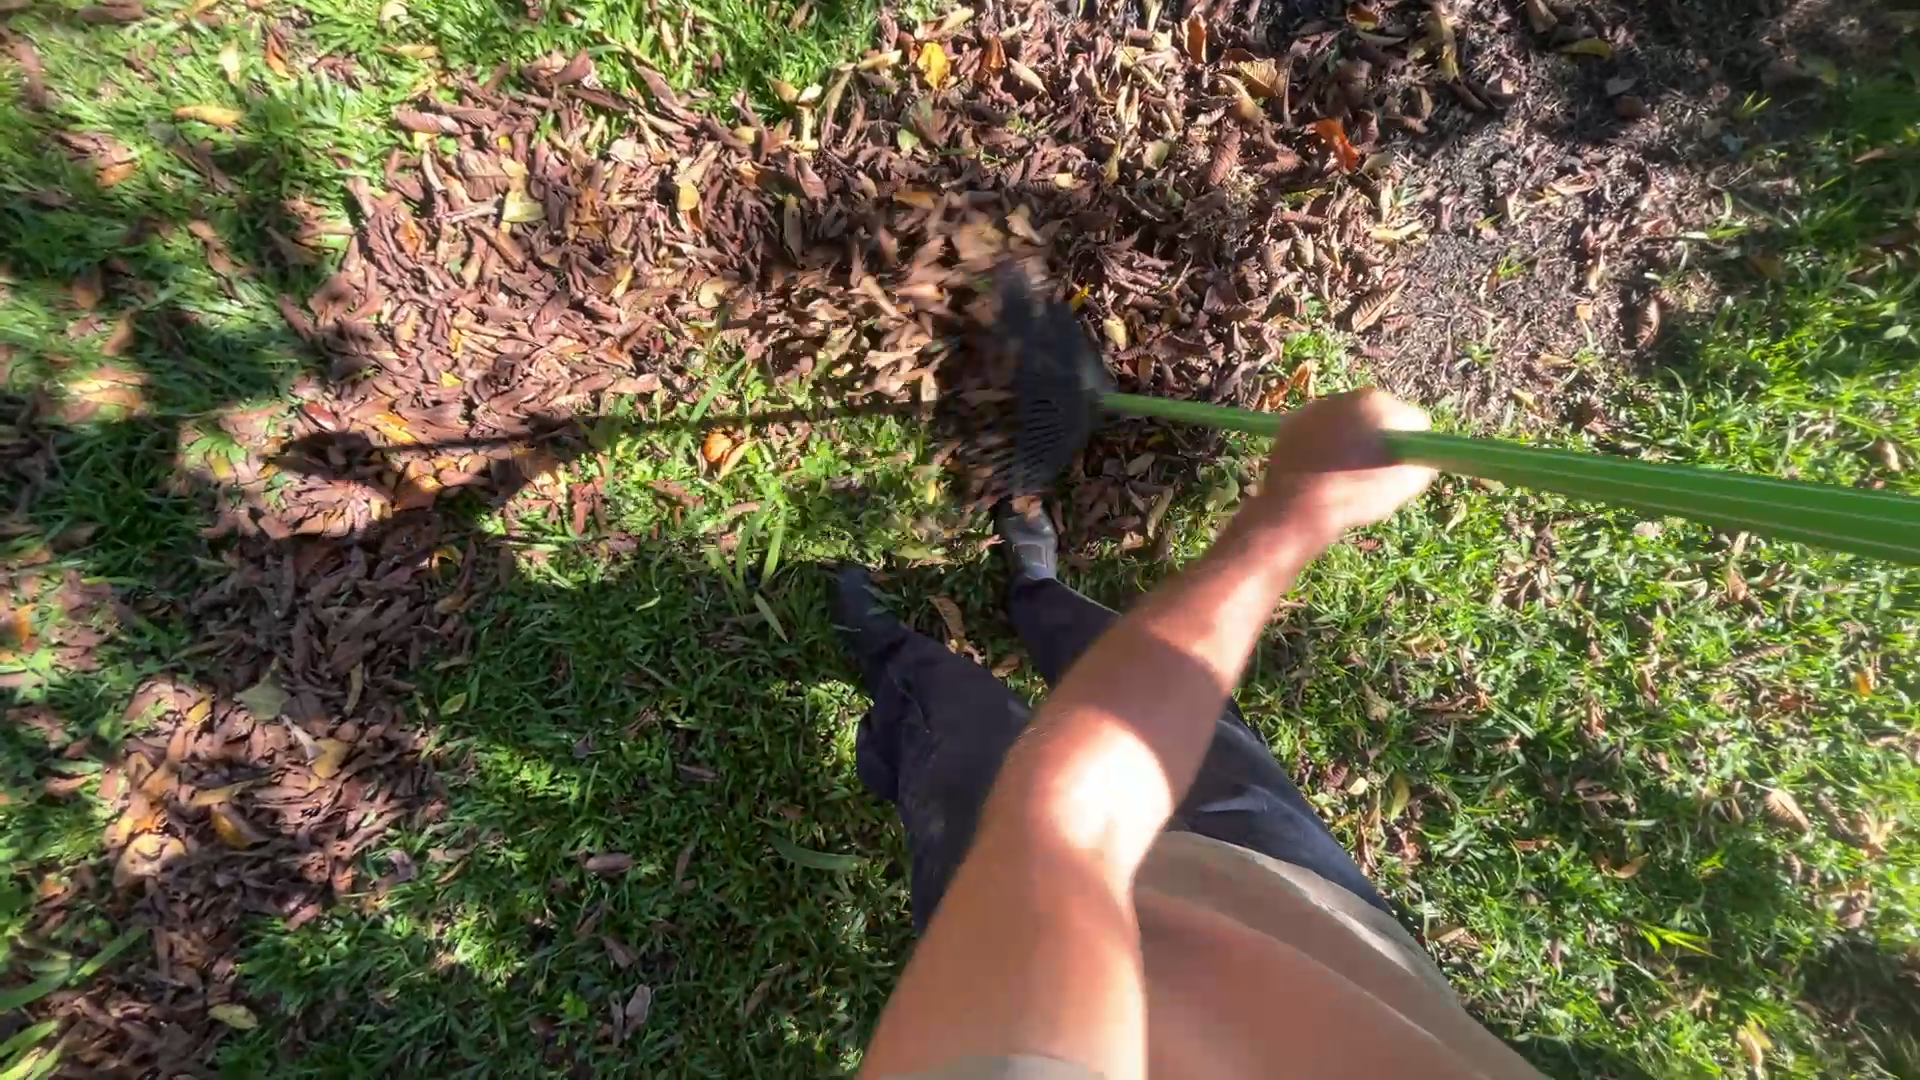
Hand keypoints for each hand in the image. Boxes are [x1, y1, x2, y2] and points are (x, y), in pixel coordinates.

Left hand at [1243, 388, 1435, 542]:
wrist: (1298, 506)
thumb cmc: (1355, 493)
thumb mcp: (1408, 482)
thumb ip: (1423, 460)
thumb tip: (1418, 458)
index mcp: (1379, 404)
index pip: (1410, 421)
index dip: (1411, 445)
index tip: (1402, 464)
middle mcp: (1345, 397)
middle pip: (1374, 418)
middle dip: (1375, 438)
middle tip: (1370, 469)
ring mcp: (1314, 409)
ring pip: (1343, 424)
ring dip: (1345, 440)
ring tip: (1340, 473)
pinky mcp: (1289, 424)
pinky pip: (1315, 432)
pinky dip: (1319, 445)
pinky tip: (1317, 468)